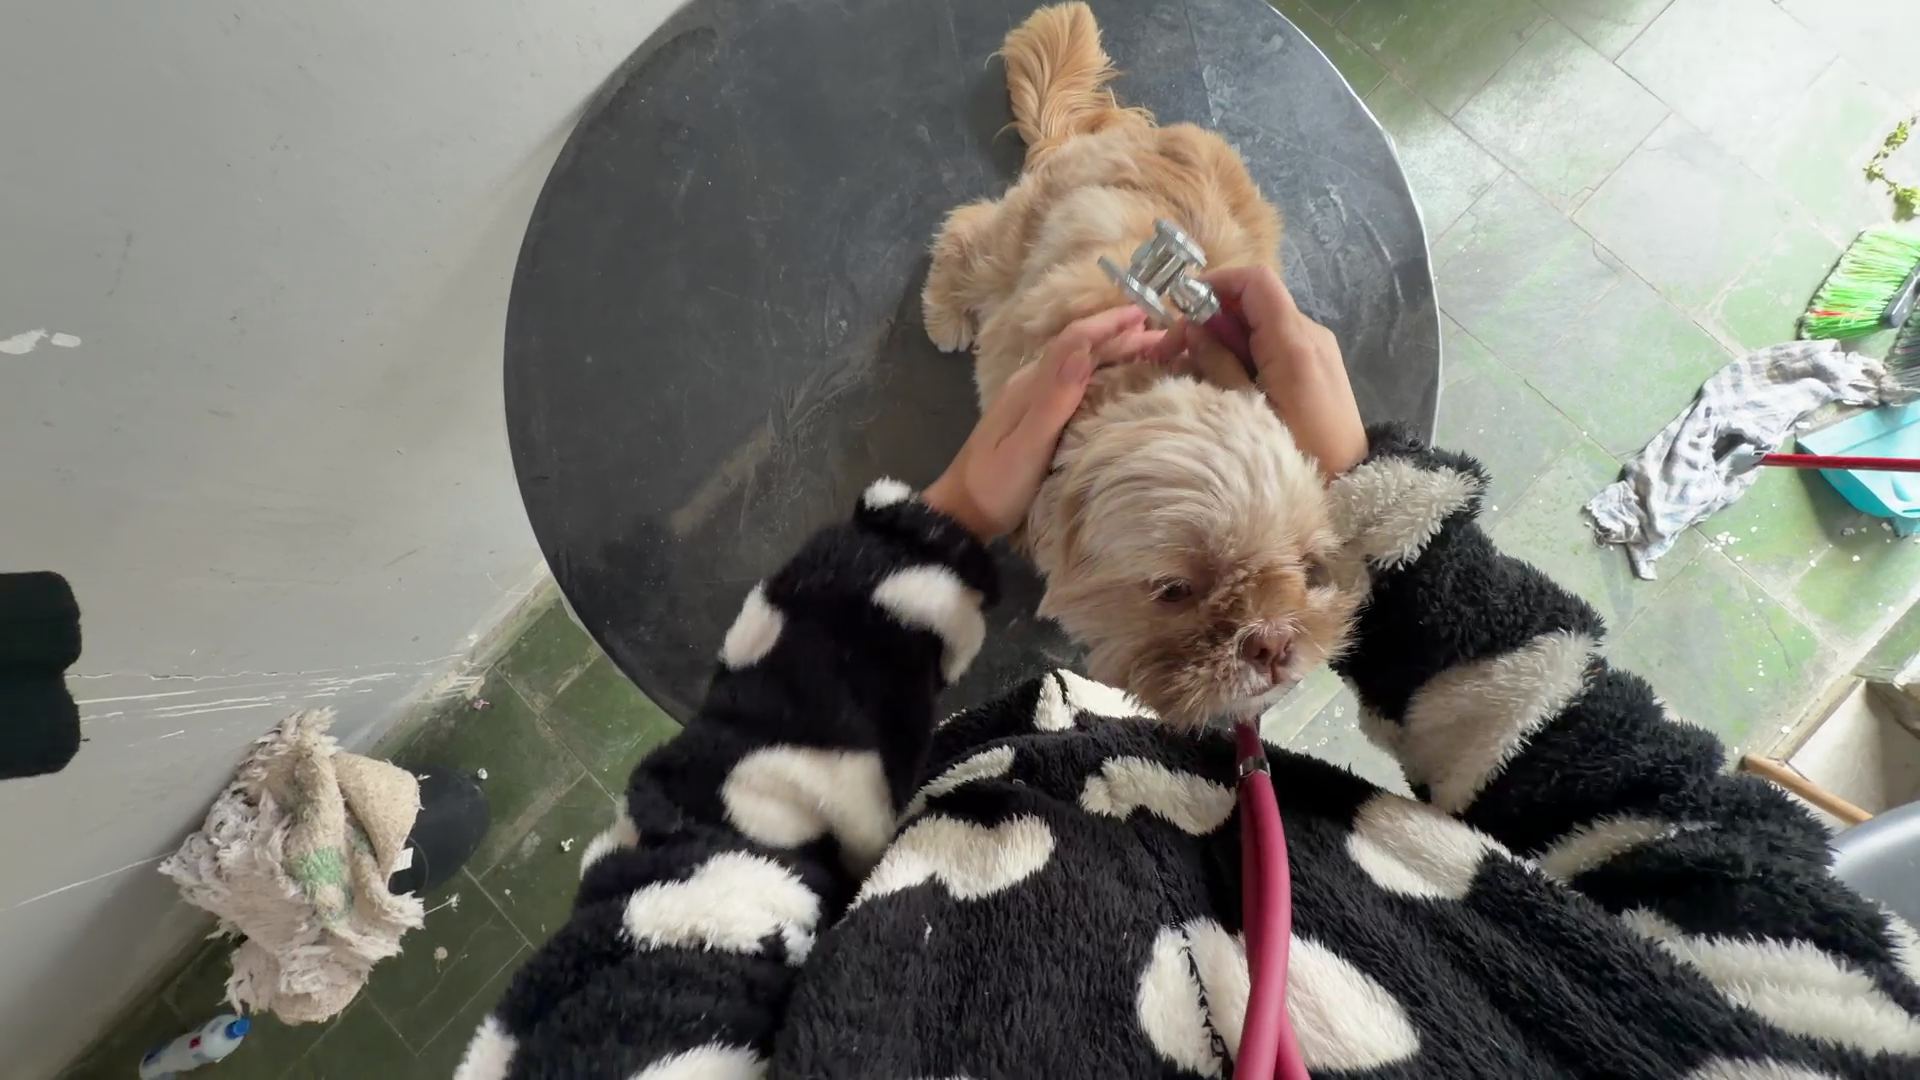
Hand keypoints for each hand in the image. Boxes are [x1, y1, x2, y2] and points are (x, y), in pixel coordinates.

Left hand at [924, 306, 1164, 540]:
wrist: (962, 513)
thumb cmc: (995, 484)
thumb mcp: (1026, 445)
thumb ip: (1053, 399)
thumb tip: (1082, 349)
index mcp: (1029, 386)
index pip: (1073, 341)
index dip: (1109, 324)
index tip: (1146, 315)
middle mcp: (1031, 385)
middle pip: (1078, 350)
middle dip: (1120, 337)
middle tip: (1164, 334)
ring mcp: (1031, 402)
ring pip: (1078, 366)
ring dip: (1113, 353)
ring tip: (1151, 350)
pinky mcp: (1035, 420)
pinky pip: (1074, 386)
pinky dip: (1102, 376)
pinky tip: (1118, 383)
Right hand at [1163, 265, 1366, 477]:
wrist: (1348, 480)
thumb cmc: (1295, 449)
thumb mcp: (1246, 410)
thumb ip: (1218, 364)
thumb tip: (1192, 330)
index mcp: (1293, 340)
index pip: (1254, 282)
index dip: (1214, 283)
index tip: (1180, 308)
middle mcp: (1308, 333)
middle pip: (1250, 304)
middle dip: (1207, 322)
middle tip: (1171, 356)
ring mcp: (1315, 347)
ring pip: (1258, 325)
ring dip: (1221, 342)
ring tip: (1193, 376)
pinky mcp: (1314, 364)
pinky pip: (1271, 344)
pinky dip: (1241, 354)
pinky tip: (1223, 384)